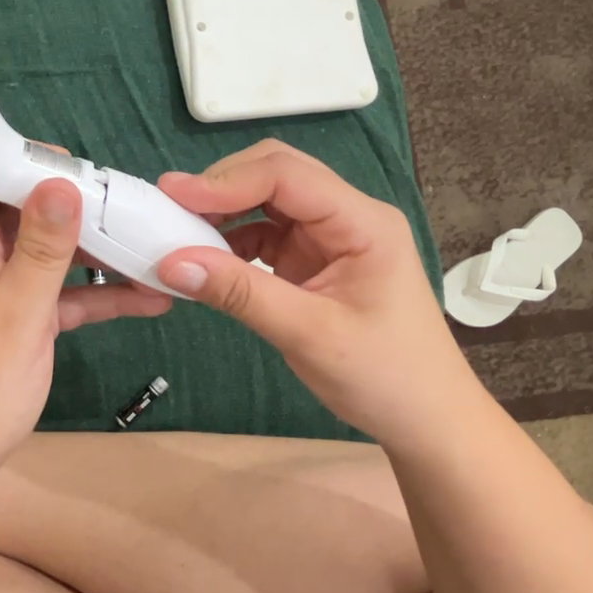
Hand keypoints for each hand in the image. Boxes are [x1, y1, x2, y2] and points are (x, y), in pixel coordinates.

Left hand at [0, 180, 149, 473]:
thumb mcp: (15, 317)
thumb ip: (40, 253)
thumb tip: (59, 183)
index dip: (5, 157)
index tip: (61, 157)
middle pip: (24, 211)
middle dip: (72, 199)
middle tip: (124, 198)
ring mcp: (9, 293)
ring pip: (54, 253)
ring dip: (98, 248)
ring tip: (150, 241)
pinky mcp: (28, 322)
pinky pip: (68, 296)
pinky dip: (103, 295)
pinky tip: (151, 298)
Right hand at [155, 140, 481, 441]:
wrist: (423, 418)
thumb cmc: (383, 376)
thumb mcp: (308, 334)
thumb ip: (240, 293)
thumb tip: (170, 262)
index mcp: (362, 222)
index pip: (287, 175)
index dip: (226, 181)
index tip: (172, 195)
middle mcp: (346, 217)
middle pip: (276, 174)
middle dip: (221, 186)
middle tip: (169, 208)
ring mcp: (328, 237)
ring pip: (265, 200)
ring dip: (222, 211)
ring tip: (177, 231)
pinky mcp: (312, 259)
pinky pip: (263, 234)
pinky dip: (230, 241)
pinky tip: (204, 258)